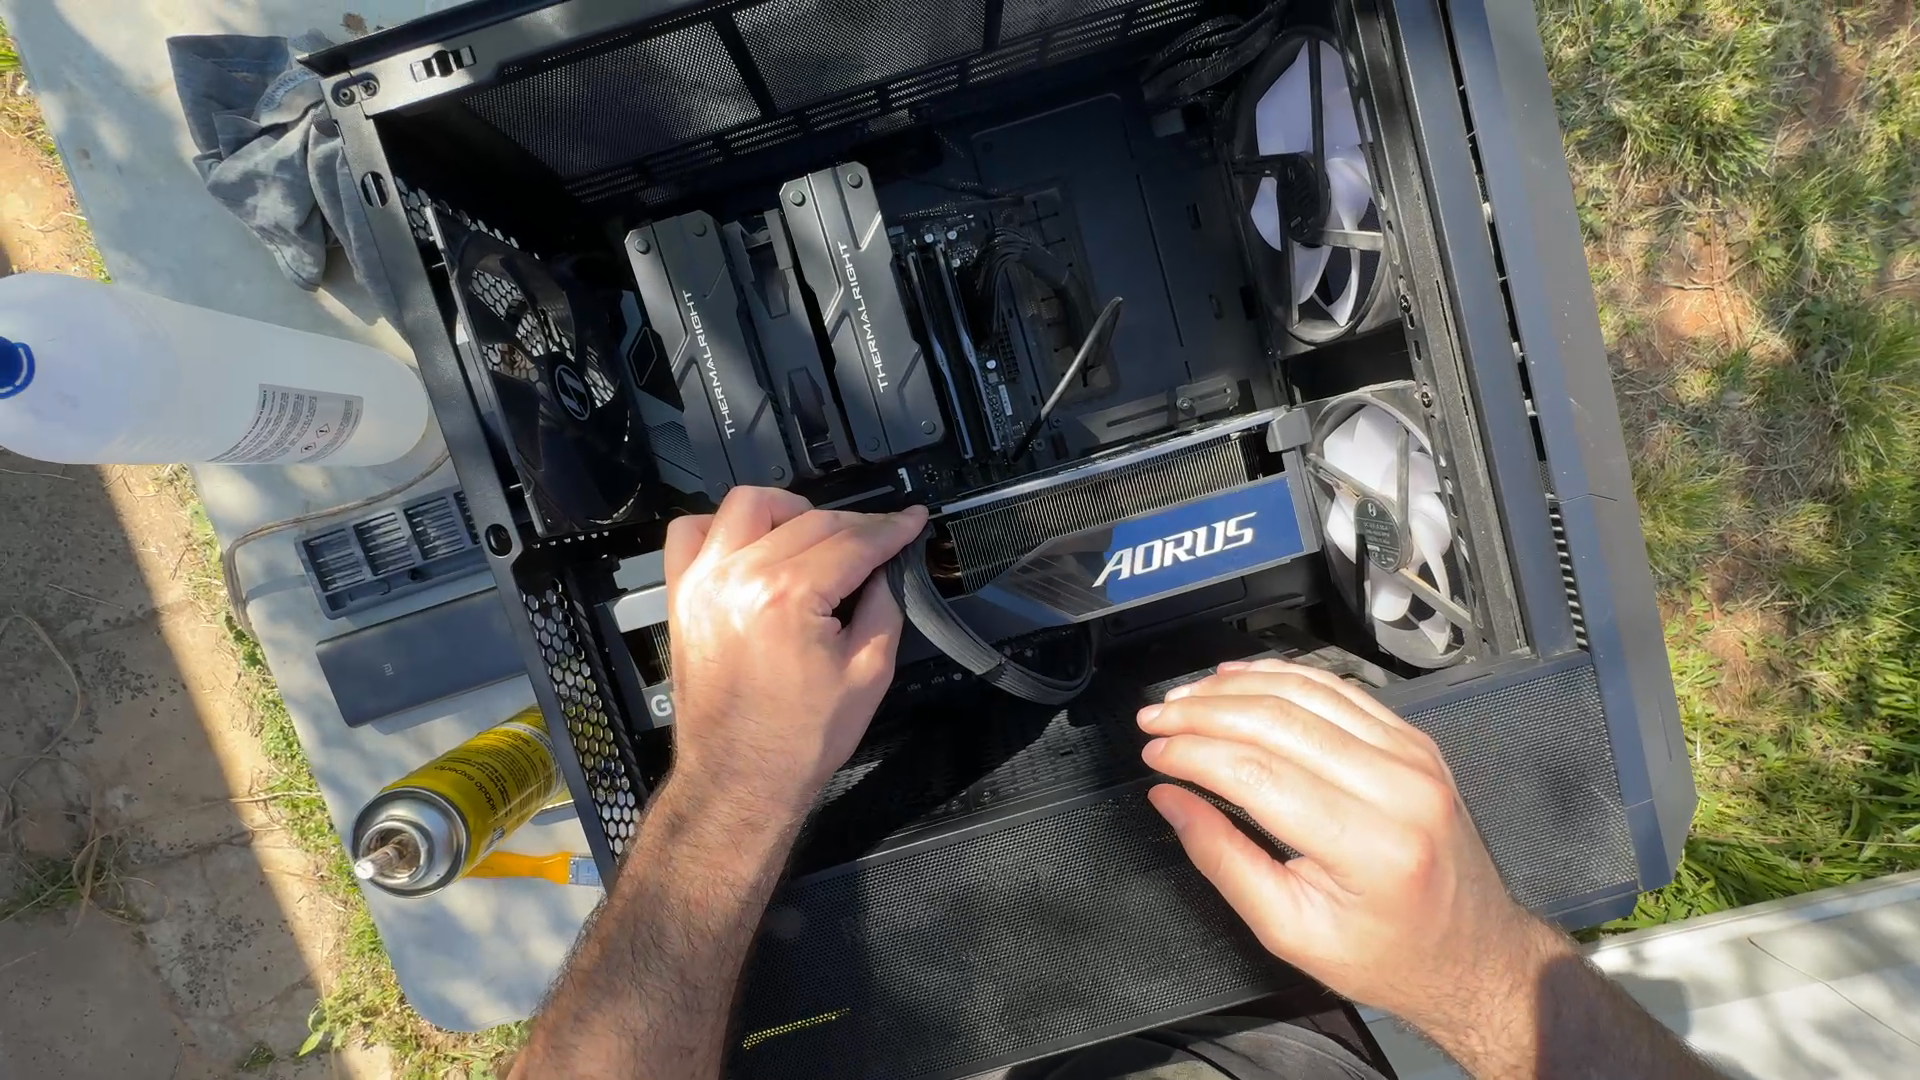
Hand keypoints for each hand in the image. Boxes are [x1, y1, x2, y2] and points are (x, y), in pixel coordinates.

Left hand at [663, 487, 926, 818]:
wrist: (740, 779)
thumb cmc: (801, 739)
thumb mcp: (869, 671)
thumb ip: (884, 604)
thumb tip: (882, 567)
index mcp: (787, 598)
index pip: (853, 540)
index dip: (892, 527)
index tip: (910, 519)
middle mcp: (739, 579)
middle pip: (811, 519)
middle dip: (856, 524)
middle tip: (878, 542)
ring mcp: (703, 583)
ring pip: (749, 504)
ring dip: (792, 510)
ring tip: (816, 535)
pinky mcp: (682, 596)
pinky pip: (691, 532)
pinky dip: (725, 525)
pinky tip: (755, 543)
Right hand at [1137, 659, 1569, 1042]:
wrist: (1476, 955)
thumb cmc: (1389, 954)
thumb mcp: (1291, 931)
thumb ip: (1221, 859)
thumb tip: (1169, 797)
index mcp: (1373, 848)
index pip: (1257, 773)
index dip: (1192, 755)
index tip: (1153, 754)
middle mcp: (1399, 788)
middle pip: (1275, 720)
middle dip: (1199, 713)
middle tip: (1154, 720)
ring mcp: (1410, 755)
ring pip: (1299, 691)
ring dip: (1229, 688)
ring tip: (1182, 699)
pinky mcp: (1410, 738)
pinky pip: (1331, 686)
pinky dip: (1274, 674)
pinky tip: (1235, 678)